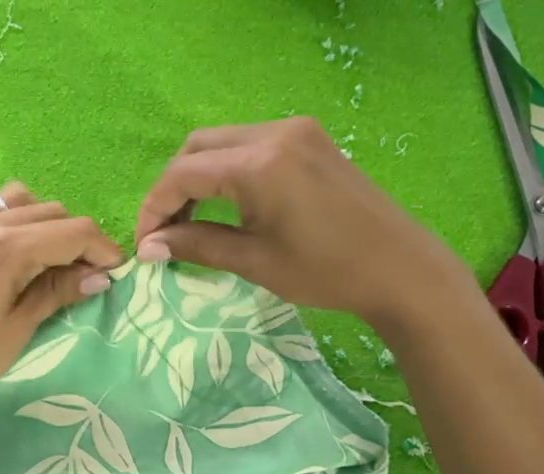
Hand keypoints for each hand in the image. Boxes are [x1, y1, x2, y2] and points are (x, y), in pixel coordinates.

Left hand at [0, 181, 122, 413]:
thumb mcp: (20, 328)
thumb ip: (57, 292)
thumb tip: (99, 276)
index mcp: (6, 249)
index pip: (72, 231)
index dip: (102, 249)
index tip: (116, 272)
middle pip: (54, 212)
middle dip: (80, 239)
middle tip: (90, 275)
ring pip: (29, 203)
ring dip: (52, 226)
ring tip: (59, 263)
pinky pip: (1, 210)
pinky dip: (24, 222)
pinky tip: (28, 255)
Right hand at [134, 118, 476, 324]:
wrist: (398, 266)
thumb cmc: (325, 272)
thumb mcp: (254, 261)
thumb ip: (197, 246)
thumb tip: (149, 248)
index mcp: (259, 163)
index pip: (183, 174)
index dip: (154, 209)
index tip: (146, 247)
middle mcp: (274, 133)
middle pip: (197, 148)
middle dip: (171, 189)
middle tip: (164, 234)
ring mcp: (295, 131)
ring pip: (221, 142)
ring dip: (196, 178)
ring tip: (189, 224)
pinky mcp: (309, 139)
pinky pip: (250, 144)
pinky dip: (225, 170)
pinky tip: (224, 205)